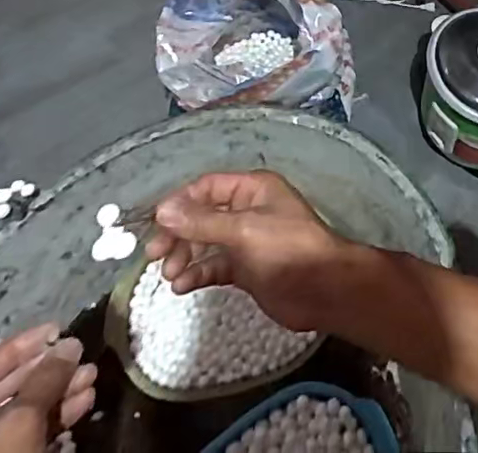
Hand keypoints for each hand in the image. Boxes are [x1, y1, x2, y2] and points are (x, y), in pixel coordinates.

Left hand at [0, 324, 97, 452]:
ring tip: (92, 383)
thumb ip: (44, 381)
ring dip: (58, 399)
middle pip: (2, 397)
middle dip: (47, 376)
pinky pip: (27, 445)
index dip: (18, 348)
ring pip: (20, 421)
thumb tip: (70, 343)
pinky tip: (80, 413)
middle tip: (83, 361)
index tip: (58, 330)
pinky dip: (54, 428)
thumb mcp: (16, 426)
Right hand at [144, 170, 351, 331]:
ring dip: (185, 256)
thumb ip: (202, 222)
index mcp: (253, 189)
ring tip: (170, 275)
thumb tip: (162, 210)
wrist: (323, 289)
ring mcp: (247, 240)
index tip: (156, 225)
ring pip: (206, 242)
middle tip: (154, 256)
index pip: (207, 187)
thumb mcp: (243, 231)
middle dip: (178, 233)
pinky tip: (183, 286)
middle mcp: (248, 209)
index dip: (180, 203)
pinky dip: (198, 273)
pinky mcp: (246, 268)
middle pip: (202, 215)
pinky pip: (214, 265)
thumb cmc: (287, 249)